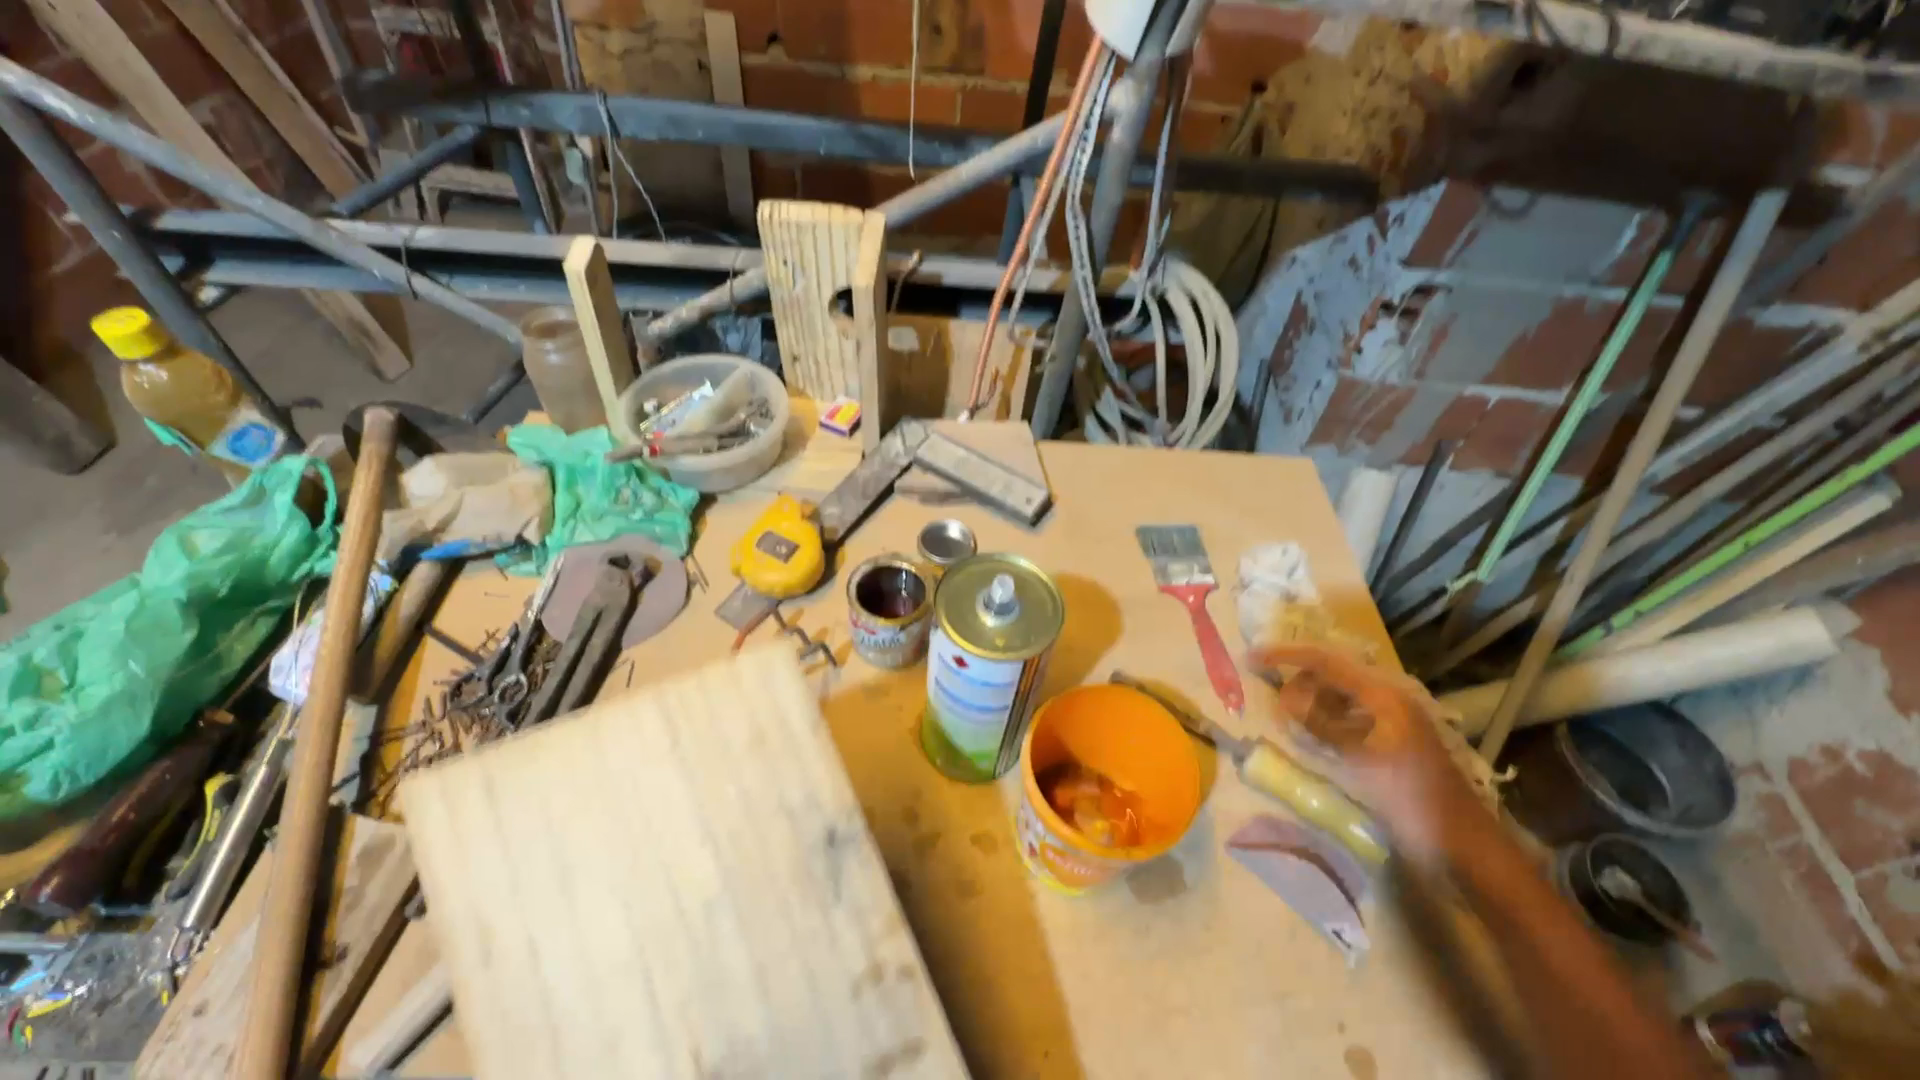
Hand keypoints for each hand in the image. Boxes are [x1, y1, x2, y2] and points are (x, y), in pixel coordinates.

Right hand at [1250, 642, 1491, 868]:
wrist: (1460, 843)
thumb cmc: (1412, 798)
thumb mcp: (1361, 759)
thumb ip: (1322, 725)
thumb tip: (1285, 698)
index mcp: (1384, 694)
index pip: (1327, 661)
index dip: (1287, 655)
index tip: (1251, 659)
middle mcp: (1387, 699)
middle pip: (1332, 674)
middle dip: (1298, 680)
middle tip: (1268, 699)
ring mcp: (1390, 721)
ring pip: (1339, 697)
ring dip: (1310, 702)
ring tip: (1285, 720)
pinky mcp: (1388, 743)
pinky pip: (1347, 719)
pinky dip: (1324, 722)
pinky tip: (1309, 739)